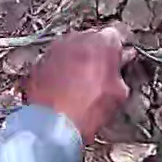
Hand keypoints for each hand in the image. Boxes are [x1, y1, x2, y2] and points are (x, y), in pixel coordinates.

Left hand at [23, 27, 132, 142]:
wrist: (54, 125)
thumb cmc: (89, 109)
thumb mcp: (118, 93)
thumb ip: (121, 71)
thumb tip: (121, 65)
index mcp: (102, 41)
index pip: (116, 35)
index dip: (118, 50)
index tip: (120, 60)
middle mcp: (77, 38)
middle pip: (92, 38)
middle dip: (97, 53)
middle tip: (101, 74)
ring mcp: (55, 48)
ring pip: (72, 48)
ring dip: (78, 59)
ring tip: (81, 82)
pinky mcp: (40, 61)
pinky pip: (55, 60)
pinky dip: (60, 68)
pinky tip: (64, 87)